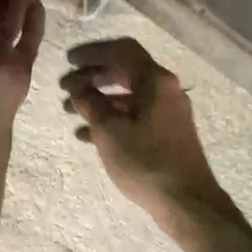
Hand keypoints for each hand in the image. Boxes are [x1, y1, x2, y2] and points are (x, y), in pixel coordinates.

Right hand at [60, 38, 232, 227]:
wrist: (186, 201)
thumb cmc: (146, 162)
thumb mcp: (109, 131)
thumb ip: (90, 103)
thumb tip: (78, 87)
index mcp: (155, 81)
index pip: (122, 51)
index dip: (92, 52)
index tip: (68, 61)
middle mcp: (165, 89)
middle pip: (124, 71)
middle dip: (92, 77)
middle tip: (64, 87)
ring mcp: (168, 112)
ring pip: (128, 95)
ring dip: (98, 99)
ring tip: (69, 112)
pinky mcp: (167, 132)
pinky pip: (134, 115)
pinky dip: (111, 118)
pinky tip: (87, 136)